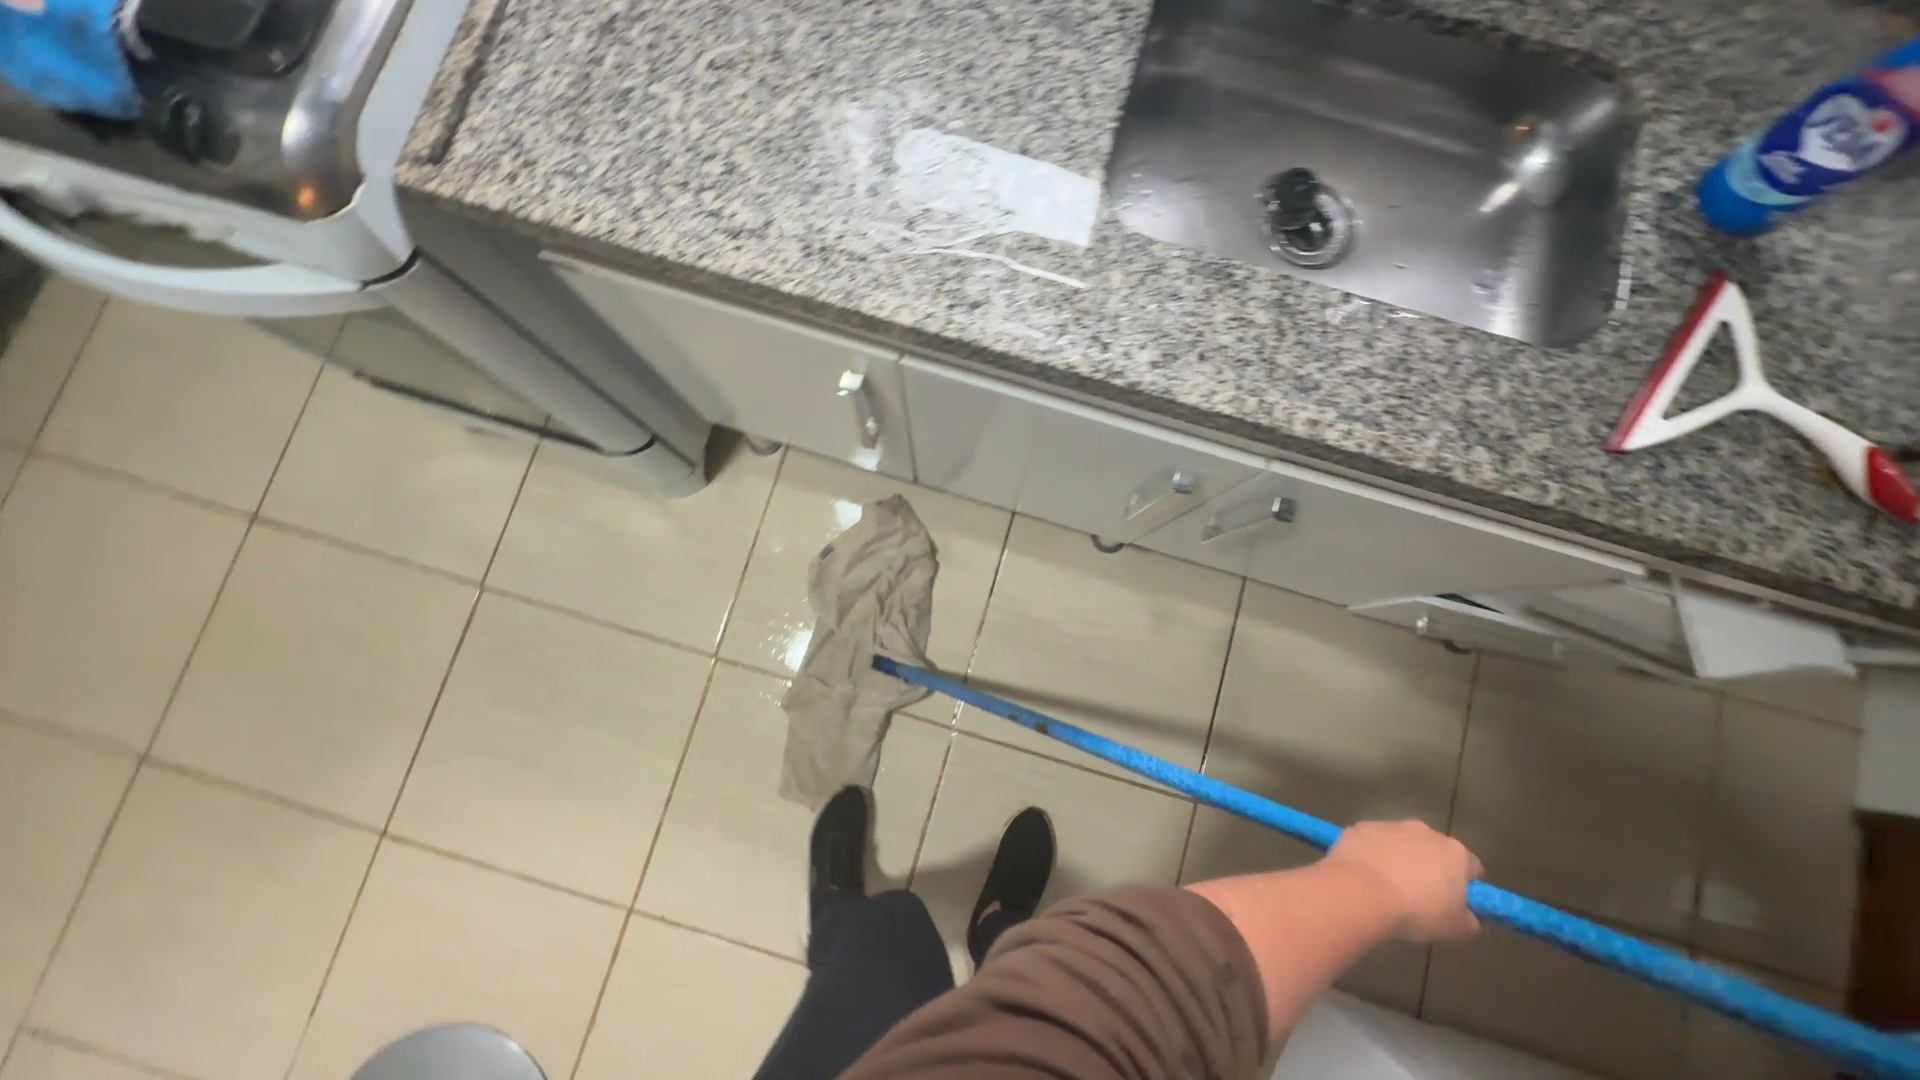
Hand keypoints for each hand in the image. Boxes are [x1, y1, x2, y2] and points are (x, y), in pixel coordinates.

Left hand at [1324, 820, 1481, 942]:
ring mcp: (1389, 825)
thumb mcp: (1457, 929)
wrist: (1362, 892)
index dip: (1463, 885)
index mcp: (1454, 852)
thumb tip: (1470, 915)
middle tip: (1417, 895)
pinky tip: (1363, 875)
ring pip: (1399, 842)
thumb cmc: (1417, 911)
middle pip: (1433, 850)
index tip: (1452, 902)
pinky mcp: (1360, 827)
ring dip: (1397, 858)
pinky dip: (1370, 854)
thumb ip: (1470, 919)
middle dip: (1428, 867)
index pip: (1469, 866)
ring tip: (1385, 886)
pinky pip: (1371, 842)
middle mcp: (1424, 831)